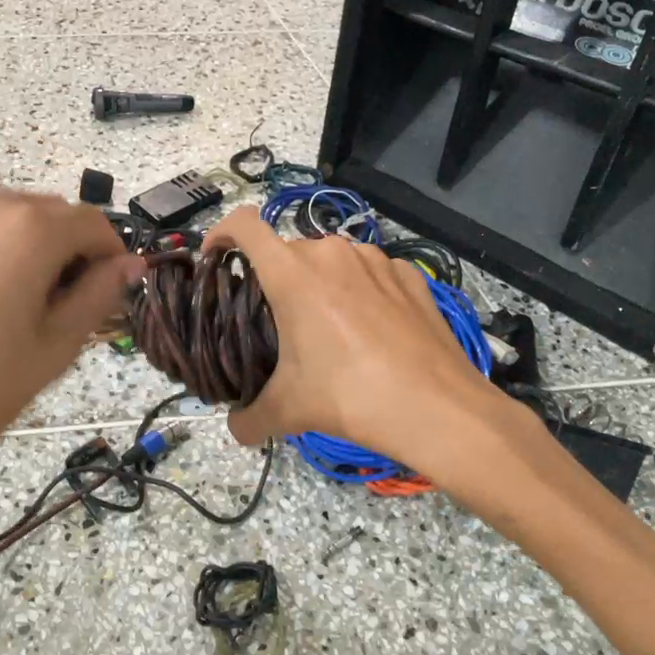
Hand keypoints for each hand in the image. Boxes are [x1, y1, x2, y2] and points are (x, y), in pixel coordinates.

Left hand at [0, 188, 142, 494]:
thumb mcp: (55, 345)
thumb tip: (132, 265)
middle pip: (56, 216)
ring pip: (20, 221)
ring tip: (31, 313)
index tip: (115, 298)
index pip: (94, 224)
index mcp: (29, 226)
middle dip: (74, 254)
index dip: (112, 258)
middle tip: (73, 313)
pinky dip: (4, 254)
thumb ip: (99, 293)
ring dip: (40, 253)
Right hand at [204, 207, 502, 459]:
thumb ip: (250, 417)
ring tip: (329, 330)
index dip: (222, 233)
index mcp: (292, 273)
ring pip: (332, 261)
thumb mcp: (290, 409)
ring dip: (321, 285)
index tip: (216, 257)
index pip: (245, 225)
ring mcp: (375, 260)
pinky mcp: (409, 274)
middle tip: (279, 322)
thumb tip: (236, 429)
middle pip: (288, 252)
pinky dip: (361, 292)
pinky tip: (372, 332)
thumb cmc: (351, 396)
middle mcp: (331, 253)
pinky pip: (370, 274)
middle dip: (277, 280)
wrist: (438, 407)